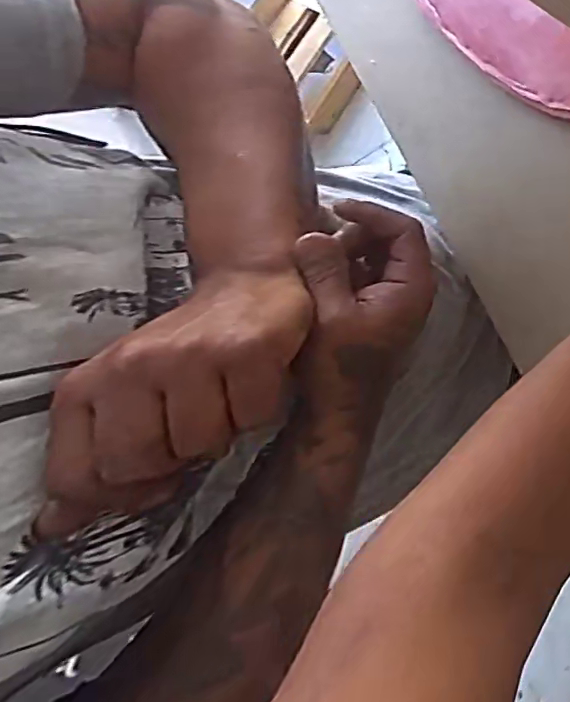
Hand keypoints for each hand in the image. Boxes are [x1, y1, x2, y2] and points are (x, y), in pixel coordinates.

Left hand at [38, 267, 311, 537]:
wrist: (253, 284)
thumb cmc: (194, 344)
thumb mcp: (132, 393)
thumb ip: (100, 453)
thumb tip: (60, 528)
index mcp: (86, 387)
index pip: (78, 476)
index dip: (120, 494)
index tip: (158, 483)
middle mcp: (130, 371)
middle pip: (143, 463)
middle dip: (181, 460)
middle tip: (203, 435)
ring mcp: (192, 358)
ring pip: (204, 442)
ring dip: (229, 434)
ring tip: (236, 405)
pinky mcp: (249, 350)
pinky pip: (257, 414)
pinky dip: (266, 410)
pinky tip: (264, 387)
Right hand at [288, 200, 436, 431]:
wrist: (338, 407)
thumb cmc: (337, 364)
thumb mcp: (327, 315)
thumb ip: (325, 272)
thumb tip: (317, 235)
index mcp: (413, 284)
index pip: (406, 232)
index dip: (375, 214)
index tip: (338, 208)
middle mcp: (412, 286)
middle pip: (392, 241)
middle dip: (356, 232)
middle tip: (315, 238)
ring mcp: (395, 296)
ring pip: (376, 257)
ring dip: (346, 249)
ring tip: (307, 254)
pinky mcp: (377, 306)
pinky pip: (364, 274)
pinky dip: (342, 266)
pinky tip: (310, 271)